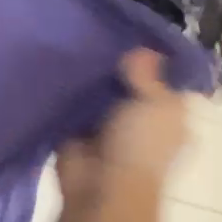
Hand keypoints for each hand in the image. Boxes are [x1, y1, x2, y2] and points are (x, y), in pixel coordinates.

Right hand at [57, 50, 189, 206]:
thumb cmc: (141, 146)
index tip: (131, 43)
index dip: (152, 67)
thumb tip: (146, 50)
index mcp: (171, 121)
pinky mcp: (74, 132)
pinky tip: (50, 73)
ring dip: (85, 82)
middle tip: (92, 39)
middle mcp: (141, 124)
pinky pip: (68, 108)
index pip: (164, 89)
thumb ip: (148, 78)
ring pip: (97, 98)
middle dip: (113, 71)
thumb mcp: (156, 106)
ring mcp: (106, 129)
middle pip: (127, 90)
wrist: (101, 182)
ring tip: (67, 49)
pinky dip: (61, 96)